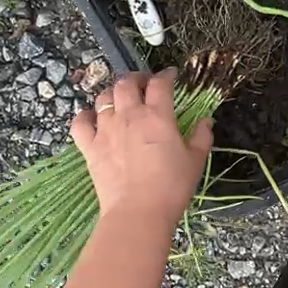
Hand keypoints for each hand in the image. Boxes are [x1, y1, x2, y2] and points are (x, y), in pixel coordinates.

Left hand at [70, 70, 213, 228]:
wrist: (139, 212)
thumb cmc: (172, 186)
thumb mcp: (195, 160)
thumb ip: (201, 136)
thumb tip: (206, 121)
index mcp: (158, 116)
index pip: (160, 84)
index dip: (166, 75)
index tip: (170, 75)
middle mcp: (129, 116)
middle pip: (127, 83)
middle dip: (135, 78)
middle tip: (143, 84)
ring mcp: (106, 130)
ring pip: (103, 98)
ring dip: (112, 94)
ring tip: (120, 99)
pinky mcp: (90, 147)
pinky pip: (80, 122)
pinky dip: (85, 116)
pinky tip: (91, 118)